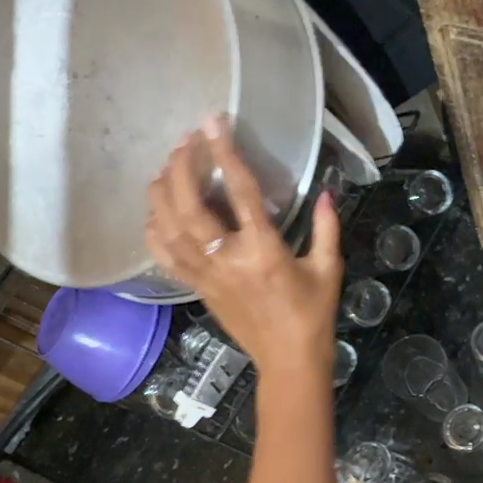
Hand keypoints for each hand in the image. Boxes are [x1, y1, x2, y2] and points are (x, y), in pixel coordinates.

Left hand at [145, 116, 342, 378]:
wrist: (289, 359)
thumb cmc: (313, 314)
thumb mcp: (329, 268)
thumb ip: (327, 228)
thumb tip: (326, 193)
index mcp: (264, 251)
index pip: (240, 192)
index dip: (225, 154)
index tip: (214, 124)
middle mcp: (228, 259)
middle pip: (189, 204)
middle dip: (182, 166)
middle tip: (186, 141)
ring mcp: (206, 274)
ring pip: (168, 225)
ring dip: (162, 191)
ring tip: (167, 167)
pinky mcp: (196, 287)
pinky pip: (162, 254)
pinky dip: (153, 228)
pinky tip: (156, 211)